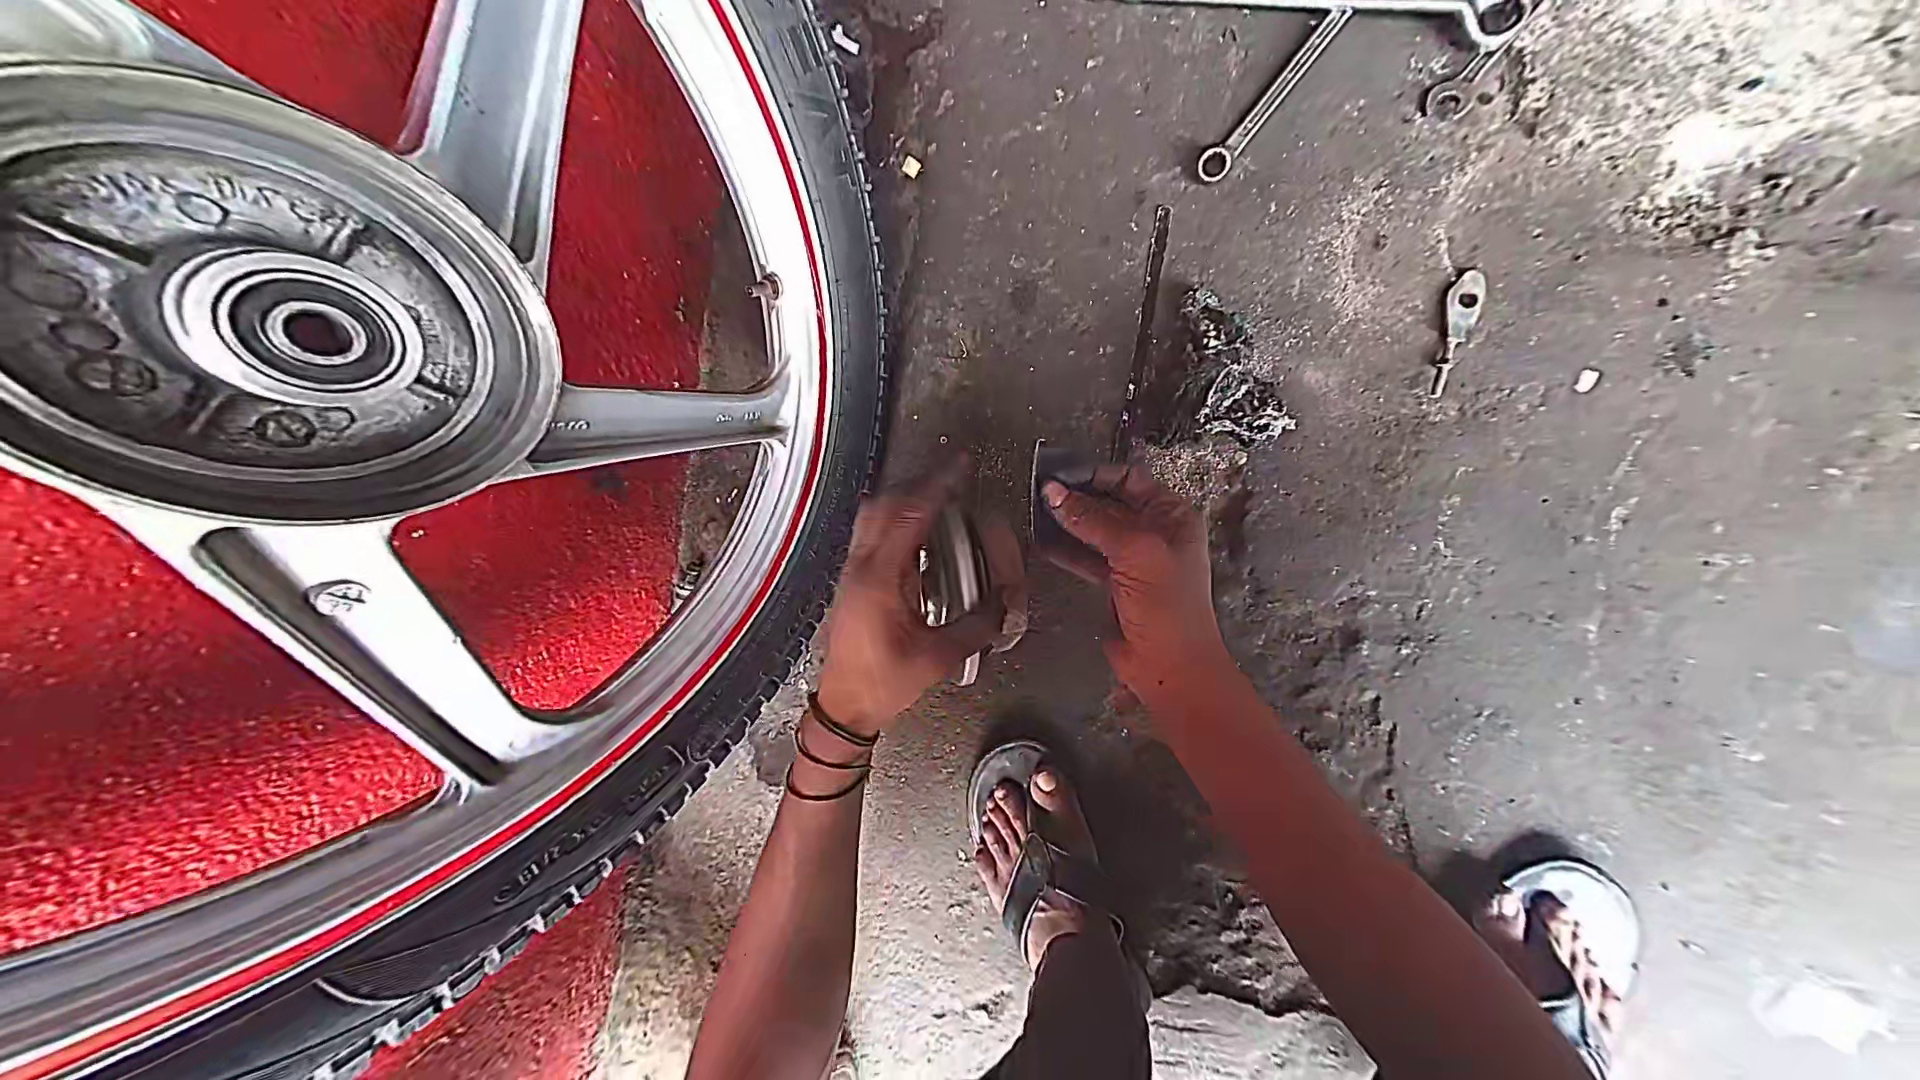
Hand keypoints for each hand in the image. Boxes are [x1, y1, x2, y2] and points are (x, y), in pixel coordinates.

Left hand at [815, 458, 1025, 735]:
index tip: (957, 469)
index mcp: (880, 580)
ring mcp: (852, 573)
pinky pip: (871, 535)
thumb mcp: (938, 658)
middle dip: (920, 483)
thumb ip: (976, 627)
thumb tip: (1000, 606)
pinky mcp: (853, 582)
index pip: (909, 516)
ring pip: (873, 516)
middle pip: (884, 504)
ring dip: (904, 499)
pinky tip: (917, 533)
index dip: (937, 487)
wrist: (844, 706)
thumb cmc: (879, 685)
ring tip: (936, 497)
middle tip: (949, 476)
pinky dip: (896, 521)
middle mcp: (861, 569)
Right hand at [1041, 464, 1231, 701]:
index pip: (1130, 479)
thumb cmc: (1169, 607)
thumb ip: (1093, 520)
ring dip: (1067, 522)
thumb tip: (1056, 494)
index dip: (1097, 474)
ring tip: (1036, 511)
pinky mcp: (1113, 583)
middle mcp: (1154, 533)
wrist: (1168, 665)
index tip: (1063, 474)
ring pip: (1094, 530)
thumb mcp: (1135, 552)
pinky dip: (1065, 549)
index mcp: (1172, 516)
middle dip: (1078, 497)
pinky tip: (1043, 540)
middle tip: (1042, 492)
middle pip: (1109, 503)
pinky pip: (1085, 557)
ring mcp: (1132, 559)